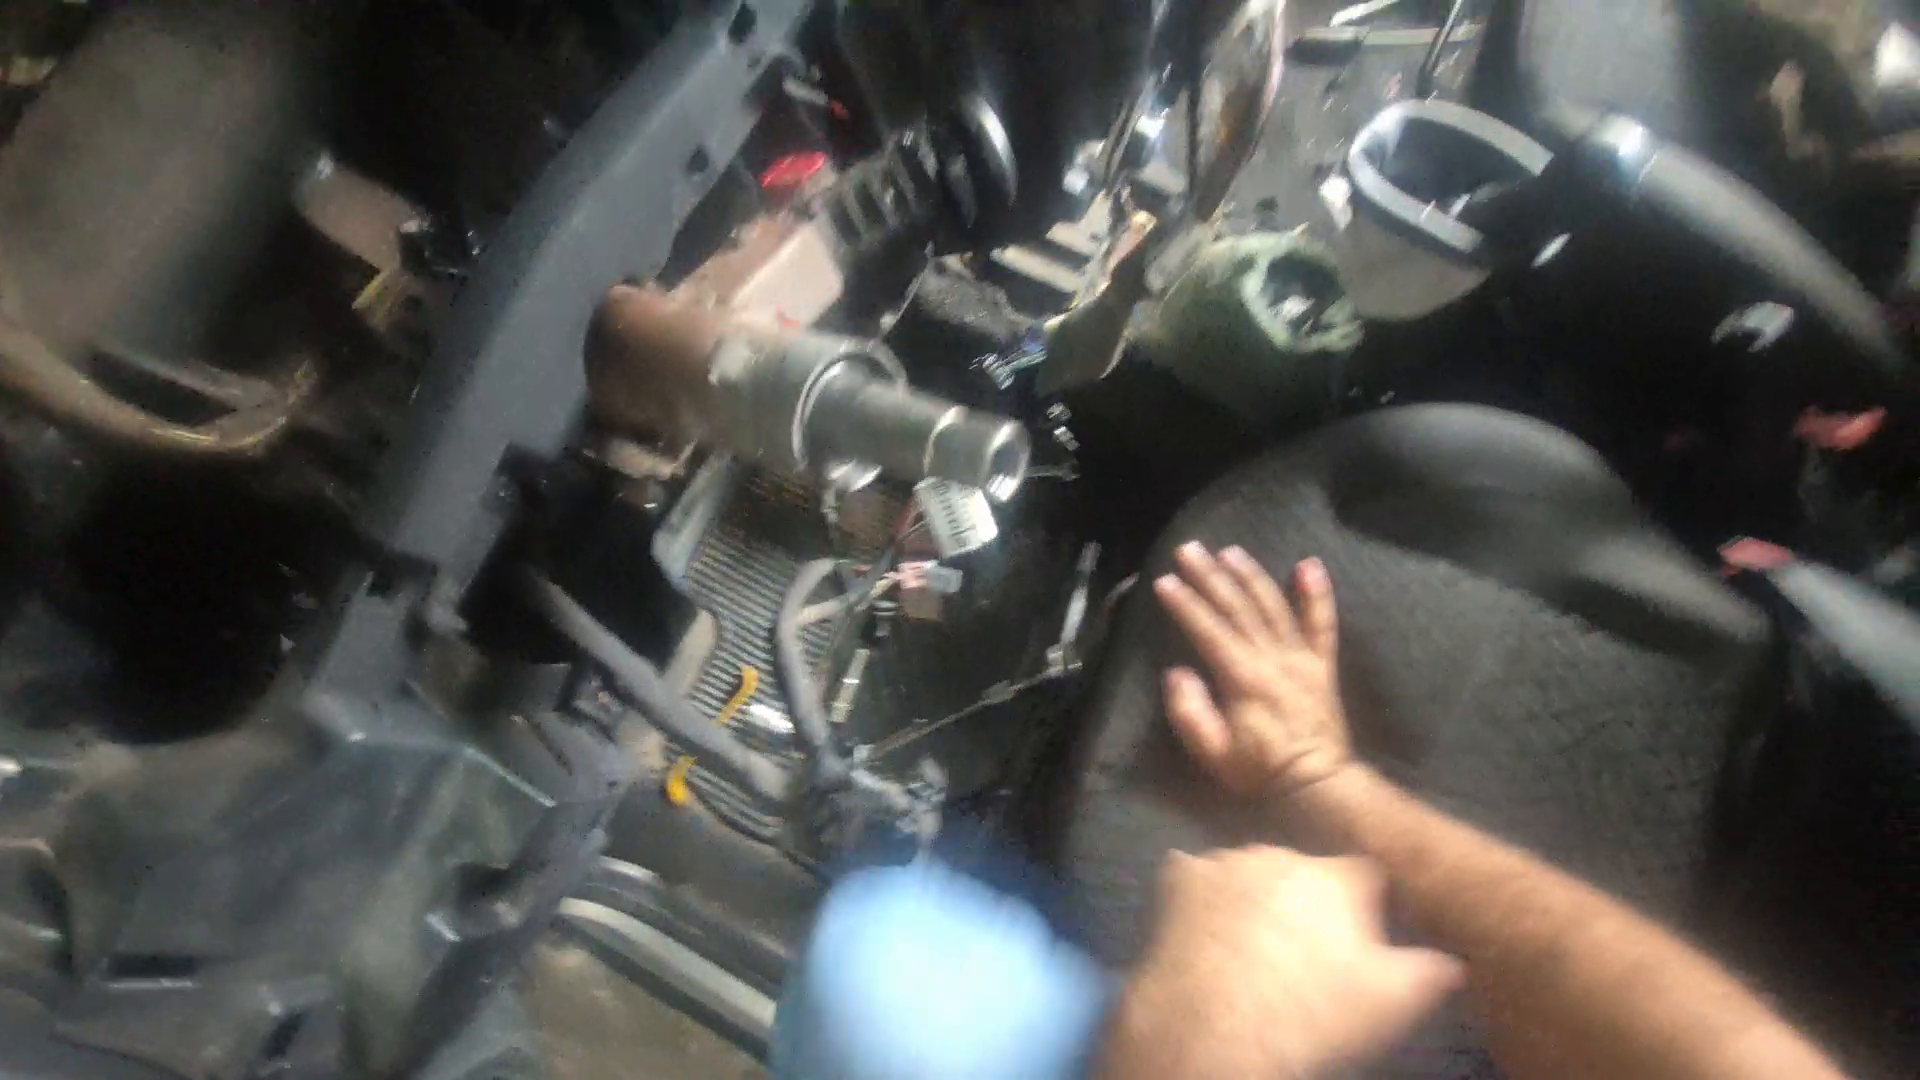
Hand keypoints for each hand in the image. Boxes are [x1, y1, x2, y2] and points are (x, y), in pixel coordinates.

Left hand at [1100, 847, 1464, 1079]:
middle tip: (1301, 946)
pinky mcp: (1180, 873)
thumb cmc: (1315, 1012)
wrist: (1221, 1022)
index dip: (1363, 901)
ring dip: (1251, 892)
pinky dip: (1200, 892)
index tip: (1360, 929)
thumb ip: (1425, 972)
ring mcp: (1224, 859)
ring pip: (1246, 869)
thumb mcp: (1391, 1002)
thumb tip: (1450, 961)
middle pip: (1300, 868)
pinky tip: (1202, 924)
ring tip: (1249, 942)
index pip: (1362, 874)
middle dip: (1303, 898)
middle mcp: (1279, 854)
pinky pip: (1194, 872)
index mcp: (1334, 878)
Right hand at [1154, 543, 1351, 797]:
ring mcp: (1302, 658)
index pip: (1209, 630)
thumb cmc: (1259, 771)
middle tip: (1189, 549)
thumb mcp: (1213, 753)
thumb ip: (1191, 712)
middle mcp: (1273, 658)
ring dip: (1250, 575)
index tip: (1164, 580)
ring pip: (1273, 606)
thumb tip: (1178, 672)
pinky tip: (1308, 564)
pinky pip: (1322, 624)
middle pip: (1238, 608)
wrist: (1318, 786)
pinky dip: (1317, 593)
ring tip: (1229, 551)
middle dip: (1210, 576)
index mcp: (1244, 678)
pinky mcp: (1322, 664)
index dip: (1185, 604)